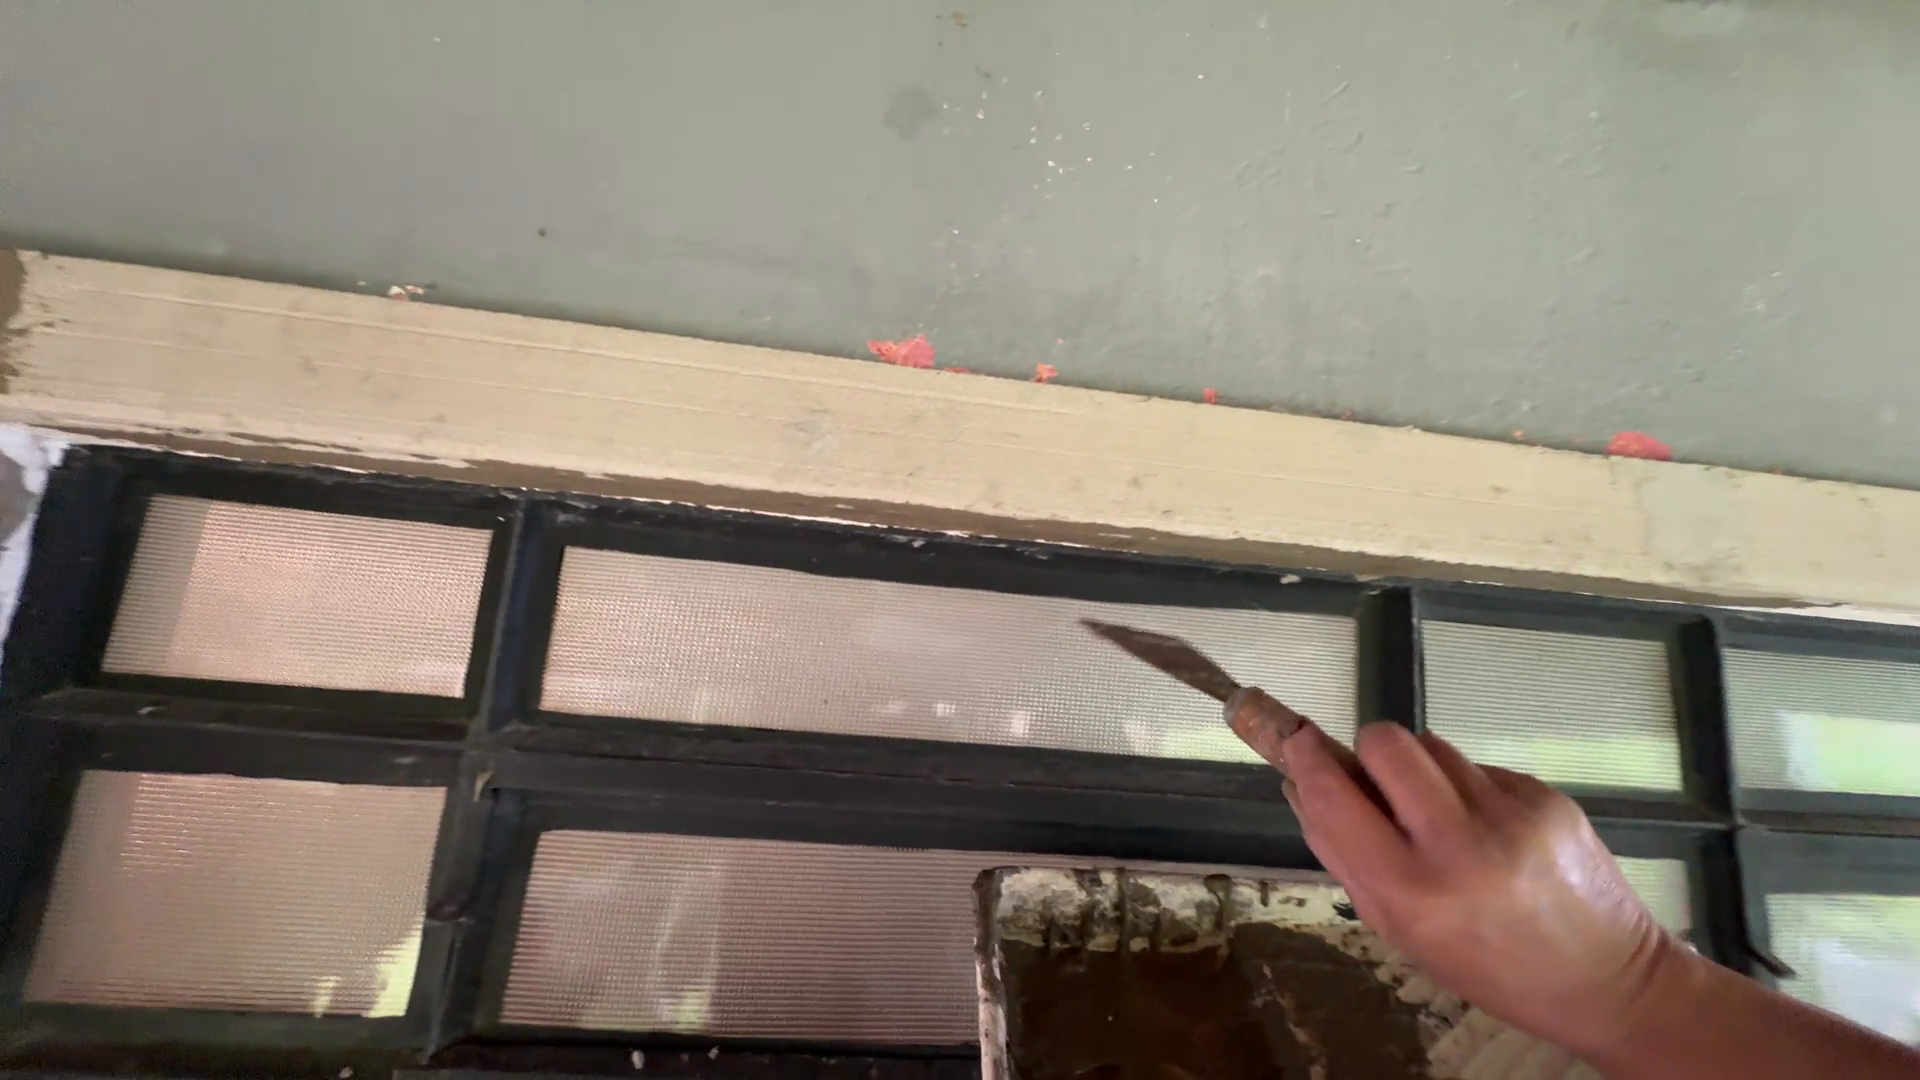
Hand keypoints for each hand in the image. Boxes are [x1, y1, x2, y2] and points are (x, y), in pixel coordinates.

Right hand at [1277, 720, 1677, 1057]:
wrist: (1613, 986)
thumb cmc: (1485, 965)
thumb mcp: (1396, 927)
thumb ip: (1339, 853)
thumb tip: (1297, 784)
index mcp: (1411, 889)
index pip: (1334, 795)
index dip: (1307, 757)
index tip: (1298, 739)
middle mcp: (1460, 844)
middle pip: (1385, 742)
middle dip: (1368, 749)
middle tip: (1377, 778)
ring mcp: (1511, 816)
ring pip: (1430, 744)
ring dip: (1418, 767)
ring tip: (1439, 811)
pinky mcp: (1547, 798)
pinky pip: (1478, 766)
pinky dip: (1465, 787)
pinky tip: (1488, 828)